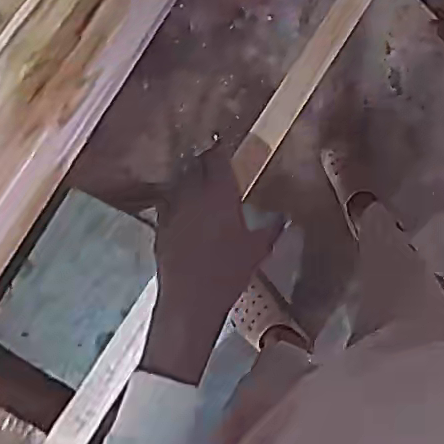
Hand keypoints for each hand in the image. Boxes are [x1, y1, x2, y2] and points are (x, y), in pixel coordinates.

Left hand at [142, 147, 283, 383]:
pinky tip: (184, 207)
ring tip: (200, 180)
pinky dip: (177, 198)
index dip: (221, 149)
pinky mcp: (160, 225)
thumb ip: (271, 229)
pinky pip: (169, 201)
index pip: (217, 158)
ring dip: (190, 176)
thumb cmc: (228, 271)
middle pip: (195, 164)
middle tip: (216, 162)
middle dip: (205, 160)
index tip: (226, 145)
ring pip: (180, 180)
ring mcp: (172, 208)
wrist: (189, 299)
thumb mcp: (256, 250)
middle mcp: (193, 194)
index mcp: (219, 194)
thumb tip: (283, 218)